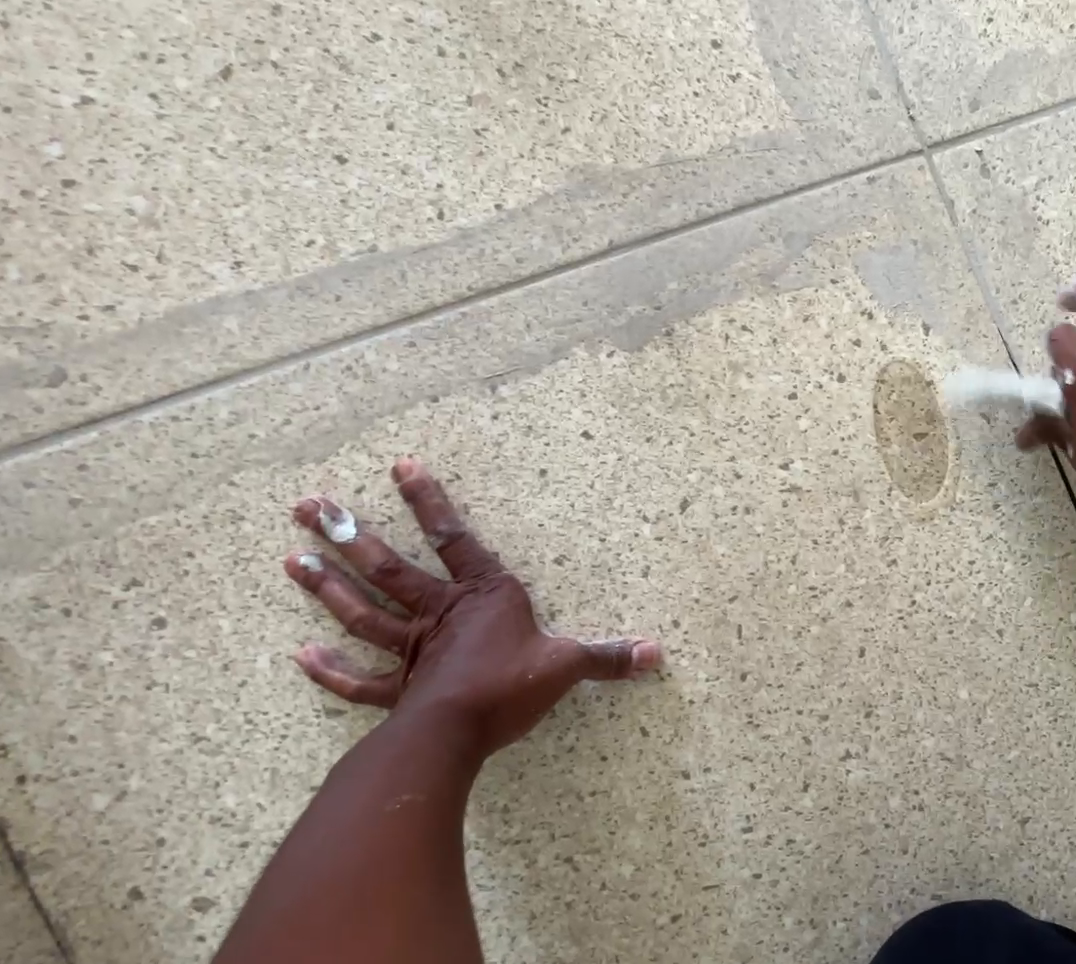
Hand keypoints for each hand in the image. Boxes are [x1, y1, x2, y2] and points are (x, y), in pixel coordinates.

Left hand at [285, 458, 660, 757]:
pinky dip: (327, 669)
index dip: (429, 502)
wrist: (453, 736)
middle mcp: (439, 614)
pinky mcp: (395, 691)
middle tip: (308, 505)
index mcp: (482, 597)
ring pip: (362, 611)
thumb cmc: (509, 686)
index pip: (455, 538)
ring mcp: (410, 651)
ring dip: (326, 585)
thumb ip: (607, 656)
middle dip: (348, 534)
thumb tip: (656, 654)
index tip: (399, 465)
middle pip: (388, 568)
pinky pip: (356, 679)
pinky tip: (298, 654)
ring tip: (293, 556)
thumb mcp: (567, 665)